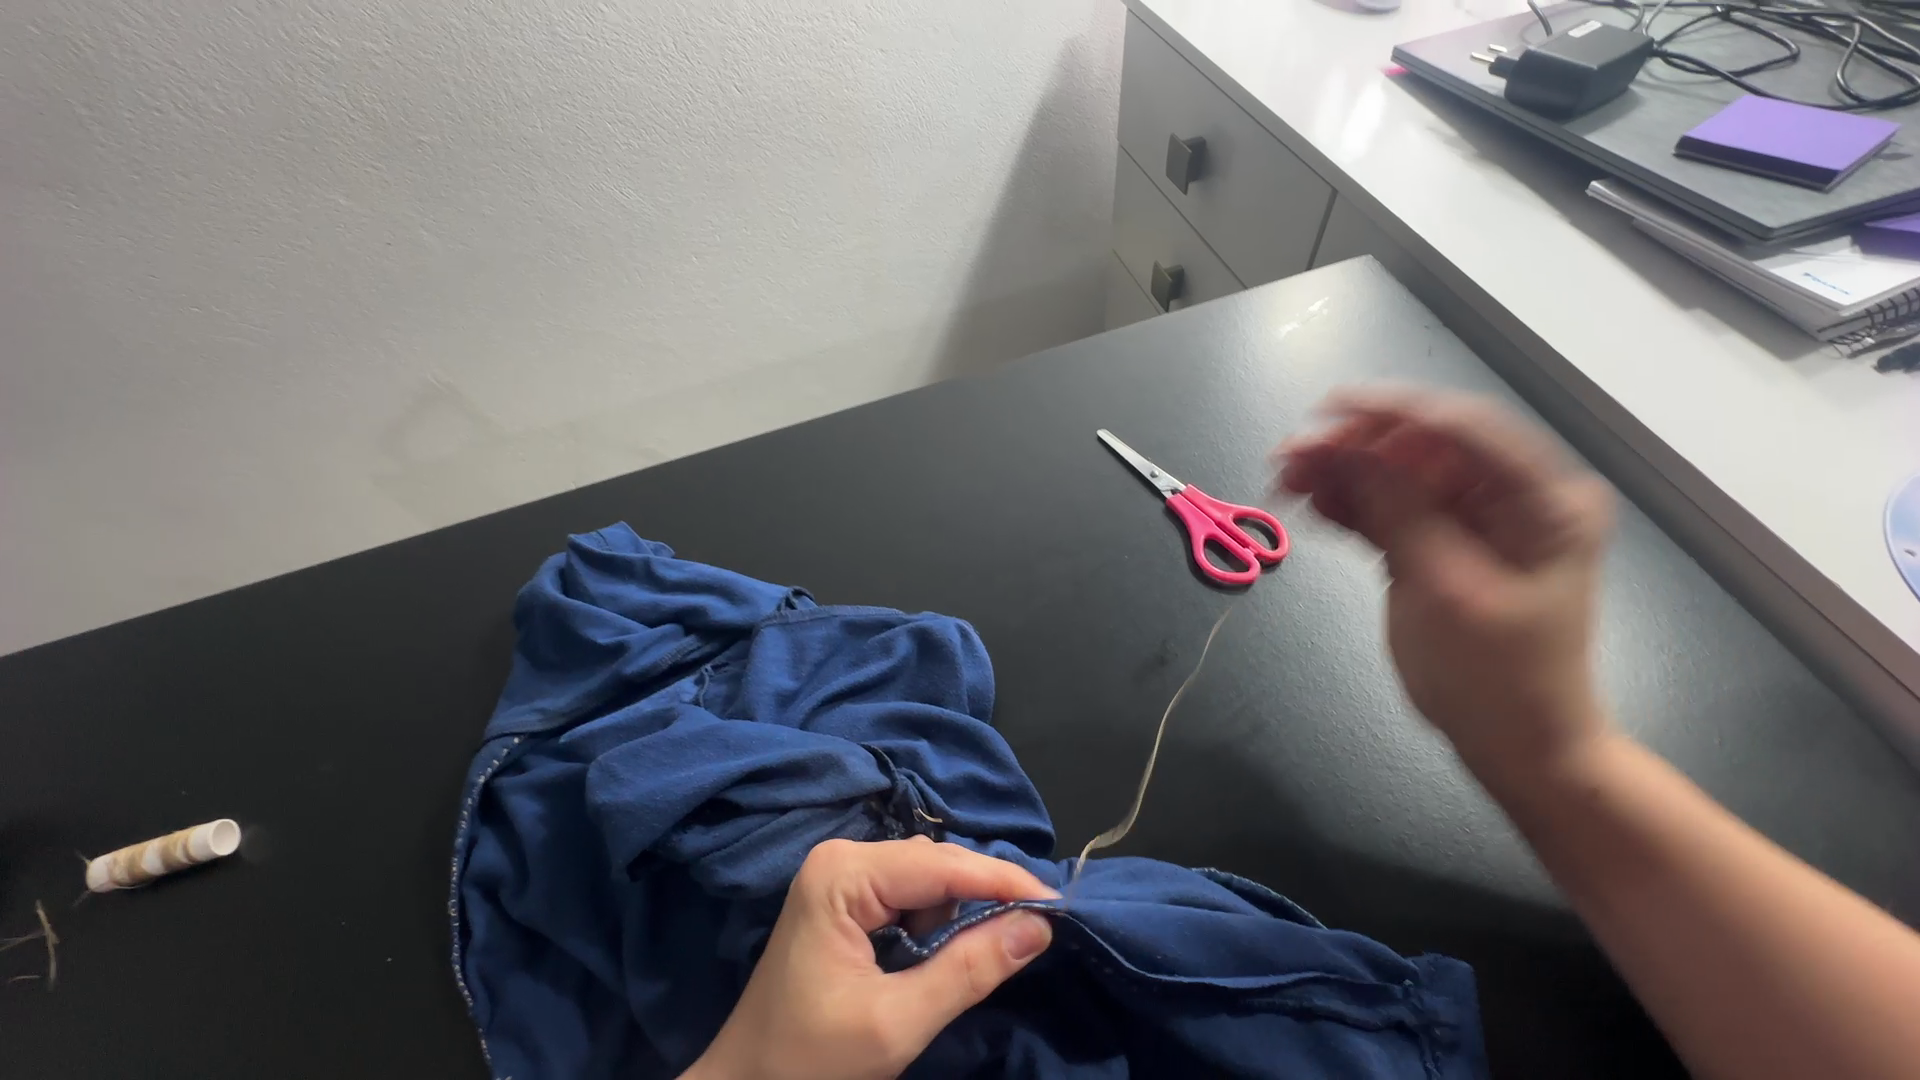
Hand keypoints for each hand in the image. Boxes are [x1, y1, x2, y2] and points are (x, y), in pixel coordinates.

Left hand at [684, 837, 1056, 1079]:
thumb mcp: (896, 1024)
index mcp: (843, 874)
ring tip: (984, 952)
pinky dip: (938, 922)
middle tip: (1035, 930)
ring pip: (929, 878)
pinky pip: (911, 895)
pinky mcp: (847, 897)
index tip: (1058, 905)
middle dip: (983, 896)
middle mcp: (843, 857)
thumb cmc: (810, 1063)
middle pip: (936, 863)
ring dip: (961, 912)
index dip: (1002, 881)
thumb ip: (968, 971)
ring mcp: (842, 874)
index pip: (941, 864)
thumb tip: (1040, 927)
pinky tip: (945, 953)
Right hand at [1274, 387, 1615, 782]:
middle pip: (1418, 449)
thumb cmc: (1498, 676)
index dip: (1391, 411)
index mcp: (1540, 499)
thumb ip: (1403, 514)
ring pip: (1392, 477)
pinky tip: (1309, 505)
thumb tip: (1350, 453)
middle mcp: (1507, 497)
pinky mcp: (1433, 546)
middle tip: (1287, 457)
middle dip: (1350, 448)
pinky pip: (1384, 511)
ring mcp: (1468, 521)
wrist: (1514, 743)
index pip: (1463, 428)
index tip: (1326, 411)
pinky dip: (1345, 506)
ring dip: (1337, 475)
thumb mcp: (1450, 591)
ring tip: (1283, 484)